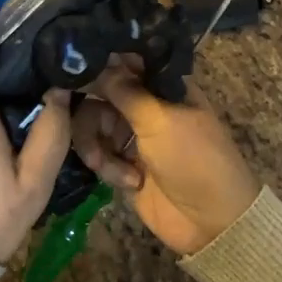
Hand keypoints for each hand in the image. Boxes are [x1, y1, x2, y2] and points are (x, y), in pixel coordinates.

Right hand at [71, 62, 260, 254]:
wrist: (211, 222)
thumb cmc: (194, 160)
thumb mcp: (160, 120)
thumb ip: (124, 90)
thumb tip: (95, 59)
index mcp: (163, 86)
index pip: (124, 61)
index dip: (98, 62)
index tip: (70, 68)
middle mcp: (145, 105)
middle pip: (99, 93)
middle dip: (89, 111)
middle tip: (77, 121)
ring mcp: (132, 135)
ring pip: (92, 124)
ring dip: (95, 145)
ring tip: (107, 166)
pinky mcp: (122, 164)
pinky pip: (97, 153)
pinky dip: (108, 166)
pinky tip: (130, 182)